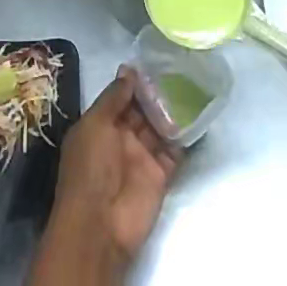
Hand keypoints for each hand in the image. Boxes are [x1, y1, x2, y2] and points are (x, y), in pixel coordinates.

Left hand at [29, 68, 179, 285]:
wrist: (101, 222)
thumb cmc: (90, 166)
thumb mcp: (95, 124)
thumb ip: (114, 98)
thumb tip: (128, 70)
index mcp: (99, 123)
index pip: (119, 97)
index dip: (134, 82)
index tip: (154, 62)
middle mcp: (120, 137)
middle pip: (141, 111)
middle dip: (156, 94)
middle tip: (179, 72)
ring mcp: (141, 156)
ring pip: (158, 128)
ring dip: (171, 113)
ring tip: (191, 89)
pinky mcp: (161, 175)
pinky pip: (174, 152)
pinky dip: (183, 138)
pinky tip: (197, 119)